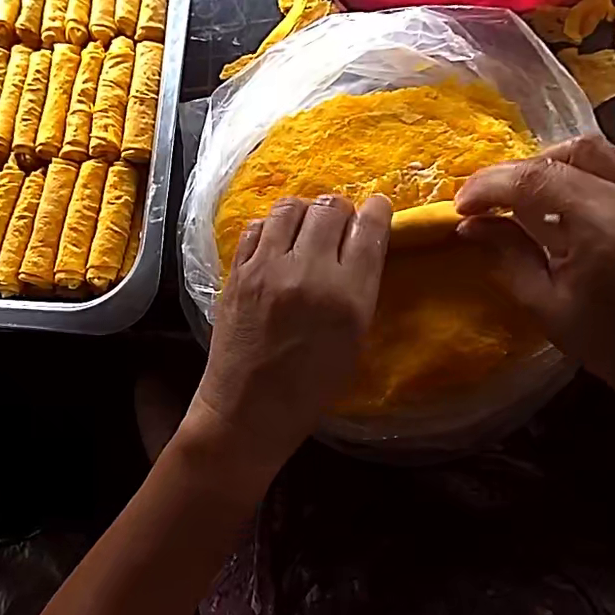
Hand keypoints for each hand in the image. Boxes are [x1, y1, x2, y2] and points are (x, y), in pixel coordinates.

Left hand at [193, 194, 392, 463]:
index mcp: (348, 296)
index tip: (376, 209)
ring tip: (306, 226)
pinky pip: (257, 227)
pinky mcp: (238, 272)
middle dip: (341, 209)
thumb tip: (361, 242)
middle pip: (330, 208)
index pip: (370, 228)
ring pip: (291, 208)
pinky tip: (276, 242)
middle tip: (339, 222)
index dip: (377, 211)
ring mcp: (267, 269)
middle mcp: (308, 273)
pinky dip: (272, 227)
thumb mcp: (353, 339)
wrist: (248, 406)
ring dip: (305, 211)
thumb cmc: (310, 385)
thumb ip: (359, 287)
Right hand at [452, 134, 614, 398]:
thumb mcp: (540, 301)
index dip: (488, 187)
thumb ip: (507, 252)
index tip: (460, 209)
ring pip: (589, 147)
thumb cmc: (600, 336)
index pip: (535, 181)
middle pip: (560, 156)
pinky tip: (560, 188)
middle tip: (480, 202)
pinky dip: (580, 164)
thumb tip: (469, 224)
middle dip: (508, 174)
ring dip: (543, 163)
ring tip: (518, 193)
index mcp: (602, 230)